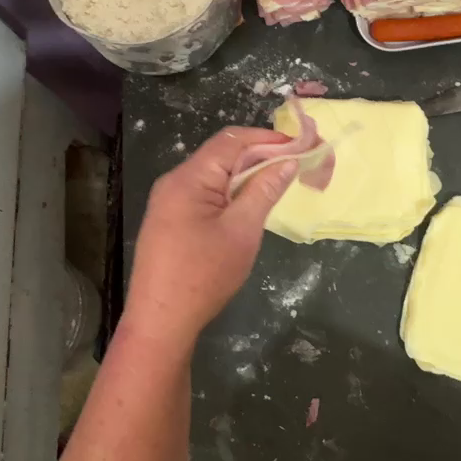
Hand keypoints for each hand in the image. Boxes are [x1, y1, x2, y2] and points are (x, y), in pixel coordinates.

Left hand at [124, 127, 297, 348]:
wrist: (160, 321)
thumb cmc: (204, 274)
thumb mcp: (242, 230)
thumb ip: (265, 190)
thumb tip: (288, 160)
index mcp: (189, 178)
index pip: (232, 140)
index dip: (268, 138)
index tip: (300, 144)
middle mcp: (174, 181)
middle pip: (222, 154)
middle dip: (260, 155)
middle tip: (296, 163)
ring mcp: (169, 201)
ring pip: (214, 174)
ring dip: (246, 174)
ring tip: (278, 182)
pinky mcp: (170, 220)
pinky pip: (204, 193)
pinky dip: (231, 191)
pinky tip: (249, 205)